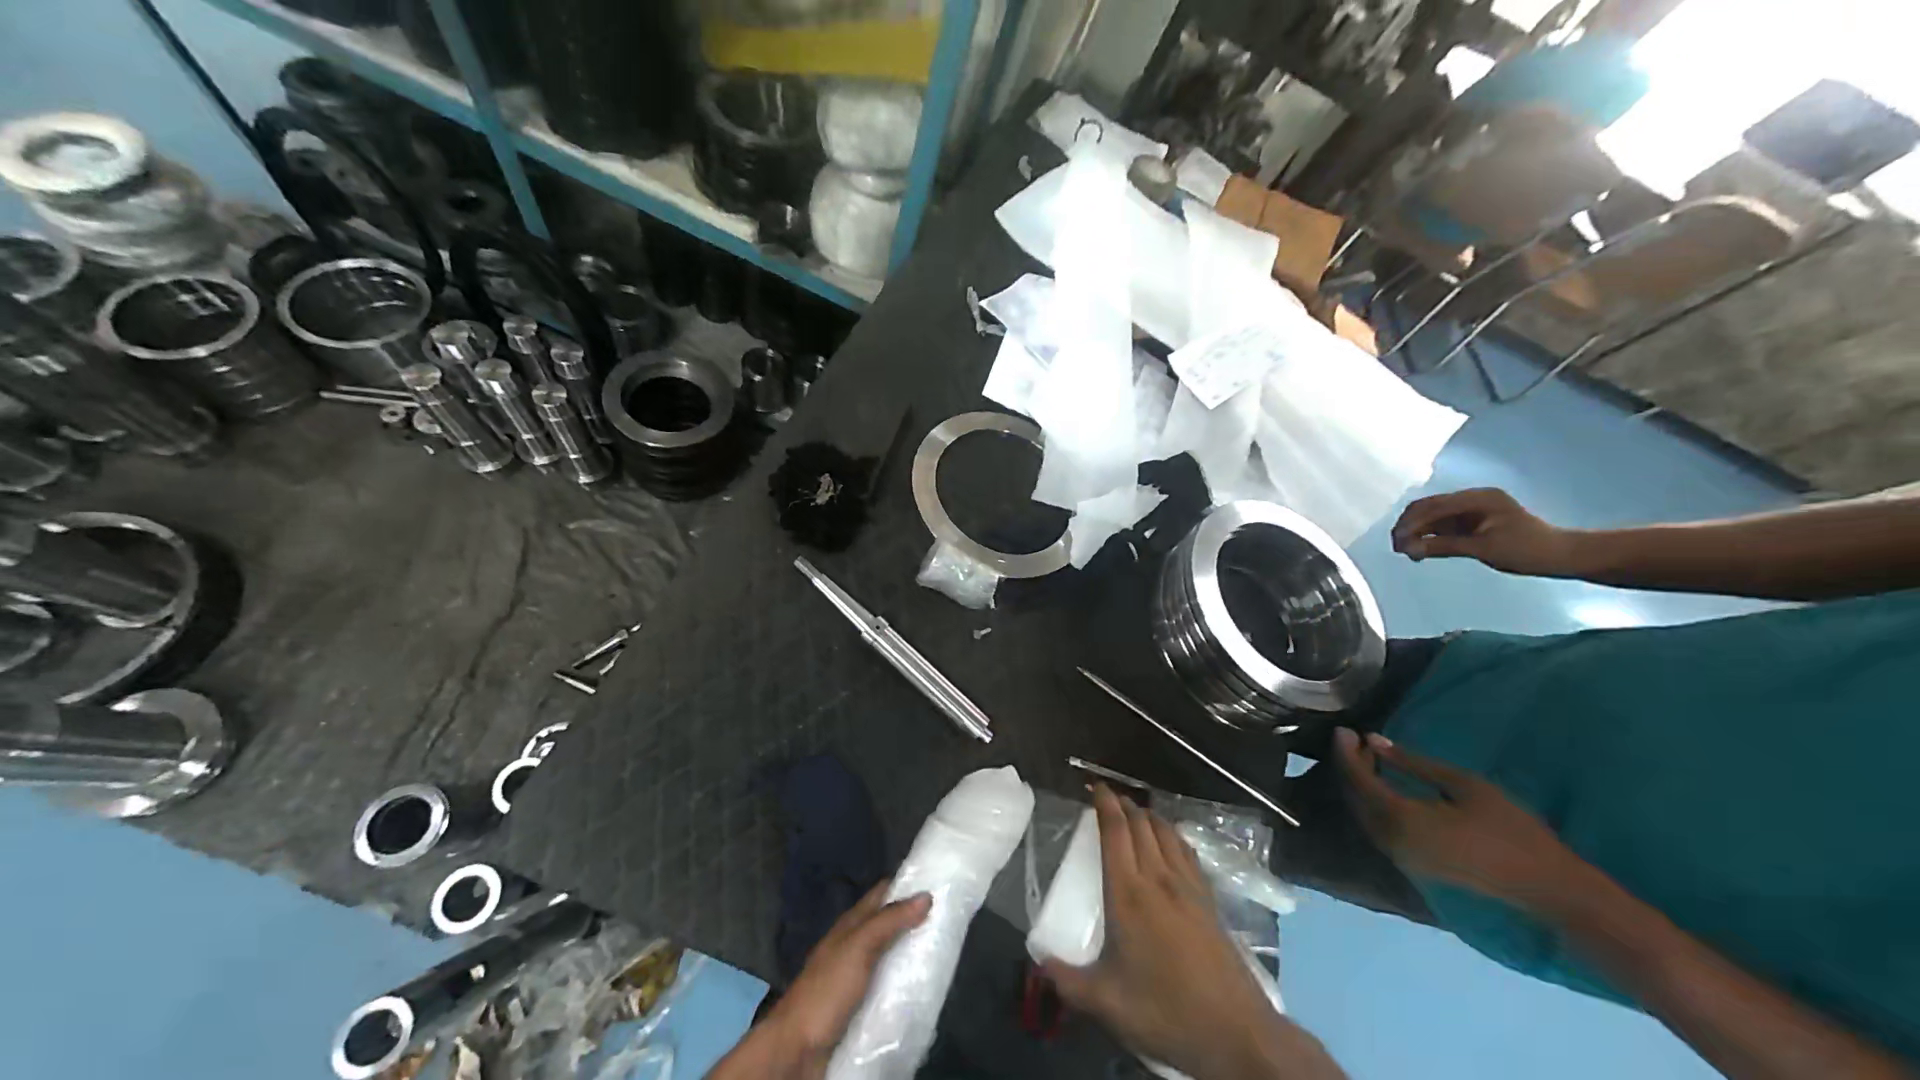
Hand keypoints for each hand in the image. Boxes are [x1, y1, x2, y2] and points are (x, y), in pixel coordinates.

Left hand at [709, 881, 930, 1079]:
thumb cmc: (827, 989)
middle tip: (950, 922)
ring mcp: (857, 978)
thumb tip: (926, 895)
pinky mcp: (861, 1006)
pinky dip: (905, 986)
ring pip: (891, 957)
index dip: (906, 885)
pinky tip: (926, 990)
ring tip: (946, 955)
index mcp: (851, 926)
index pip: (882, 895)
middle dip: (915, 922)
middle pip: (889, 926)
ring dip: (912, 956)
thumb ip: (889, 921)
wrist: (797, 1048)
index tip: (939, 883)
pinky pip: (889, 989)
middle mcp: (854, 946)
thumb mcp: (858, 947)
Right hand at [1041, 786, 1343, 1079]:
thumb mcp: (1105, 1003)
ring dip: (1148, 816)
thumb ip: (1066, 980)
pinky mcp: (1209, 901)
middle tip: (1108, 797)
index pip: (1115, 832)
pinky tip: (1170, 844)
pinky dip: (1173, 836)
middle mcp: (1159, 880)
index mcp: (1128, 894)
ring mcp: (1189, 888)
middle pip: (1141, 824)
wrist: (1236, 1032)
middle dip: (1124, 804)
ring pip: (1167, 833)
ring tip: (1135, 814)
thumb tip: (1038, 962)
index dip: (1104, 803)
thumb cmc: (1165, 1012)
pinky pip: (1187, 852)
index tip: (1094, 787)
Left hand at [1334, 728, 1583, 908]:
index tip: (1344, 729)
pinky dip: (1371, 802)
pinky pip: (1376, 826)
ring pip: (1362, 812)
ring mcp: (1398, 856)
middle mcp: (1389, 840)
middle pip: (1354, 796)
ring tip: (1367, 755)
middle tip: (1356, 739)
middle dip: (1350, 765)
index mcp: (1400, 820)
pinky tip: (1382, 783)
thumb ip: (1414, 763)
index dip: (1346, 753)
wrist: (1547, 887)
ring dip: (1360, 784)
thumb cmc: (1511, 830)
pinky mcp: (1410, 864)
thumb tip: (1374, 741)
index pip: (1358, 780)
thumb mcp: (1464, 785)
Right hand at [1391, 488, 1582, 576]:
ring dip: (1418, 532)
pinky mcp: (1472, 522)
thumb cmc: (1526, 550)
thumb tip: (1408, 548)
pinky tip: (1421, 549)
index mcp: (1478, 498)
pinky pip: (1443, 525)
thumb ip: (1443, 546)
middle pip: (1429, 507)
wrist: (1560, 555)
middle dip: (1410, 526)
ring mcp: (1472, 510)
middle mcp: (1473, 499)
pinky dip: (1429, 536)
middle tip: (1397, 547)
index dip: (1411, 523)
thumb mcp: (1483, 548)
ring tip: (1407, 552)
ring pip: (1433, 517)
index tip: (1397, 542)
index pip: (1434, 506)